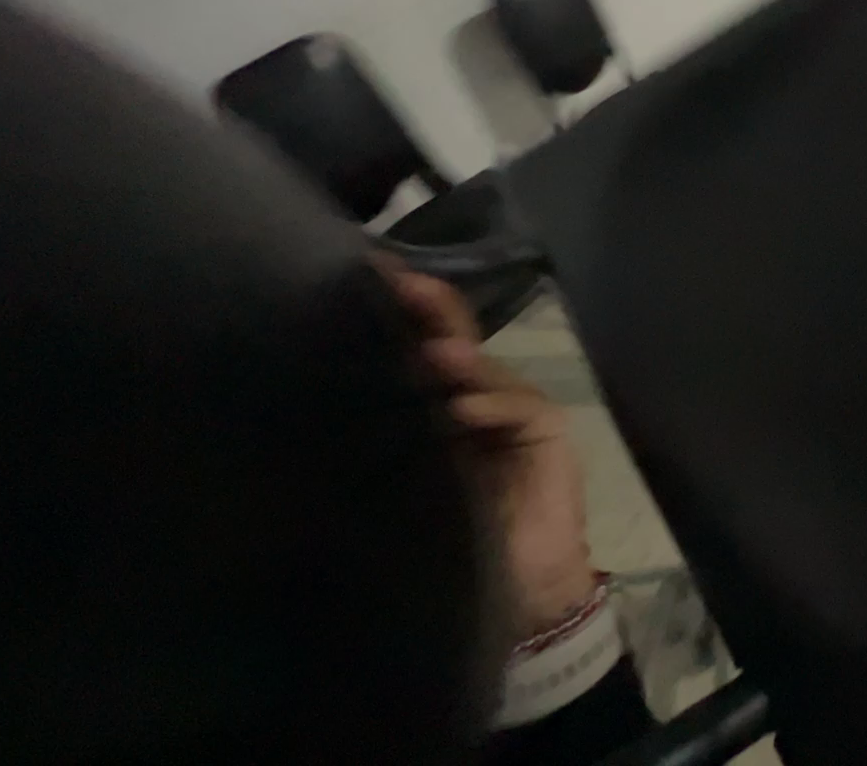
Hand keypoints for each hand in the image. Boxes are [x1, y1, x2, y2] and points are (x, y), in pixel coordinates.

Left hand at [389, 270, 598, 634]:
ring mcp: (519, 411)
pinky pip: (522, 410)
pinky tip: (462, 409)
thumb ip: (380, 444)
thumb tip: (316, 405)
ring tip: (431, 350)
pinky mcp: (550, 432)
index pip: (419, 352)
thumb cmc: (451, 541)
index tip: (362, 279)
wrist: (518, 588)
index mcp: (440, 409)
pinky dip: (491, 407)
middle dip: (432, 313)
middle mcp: (479, 400)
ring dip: (460, 359)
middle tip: (400, 283)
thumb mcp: (402, 487)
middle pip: (457, 346)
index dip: (397, 318)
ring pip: (488, 373)